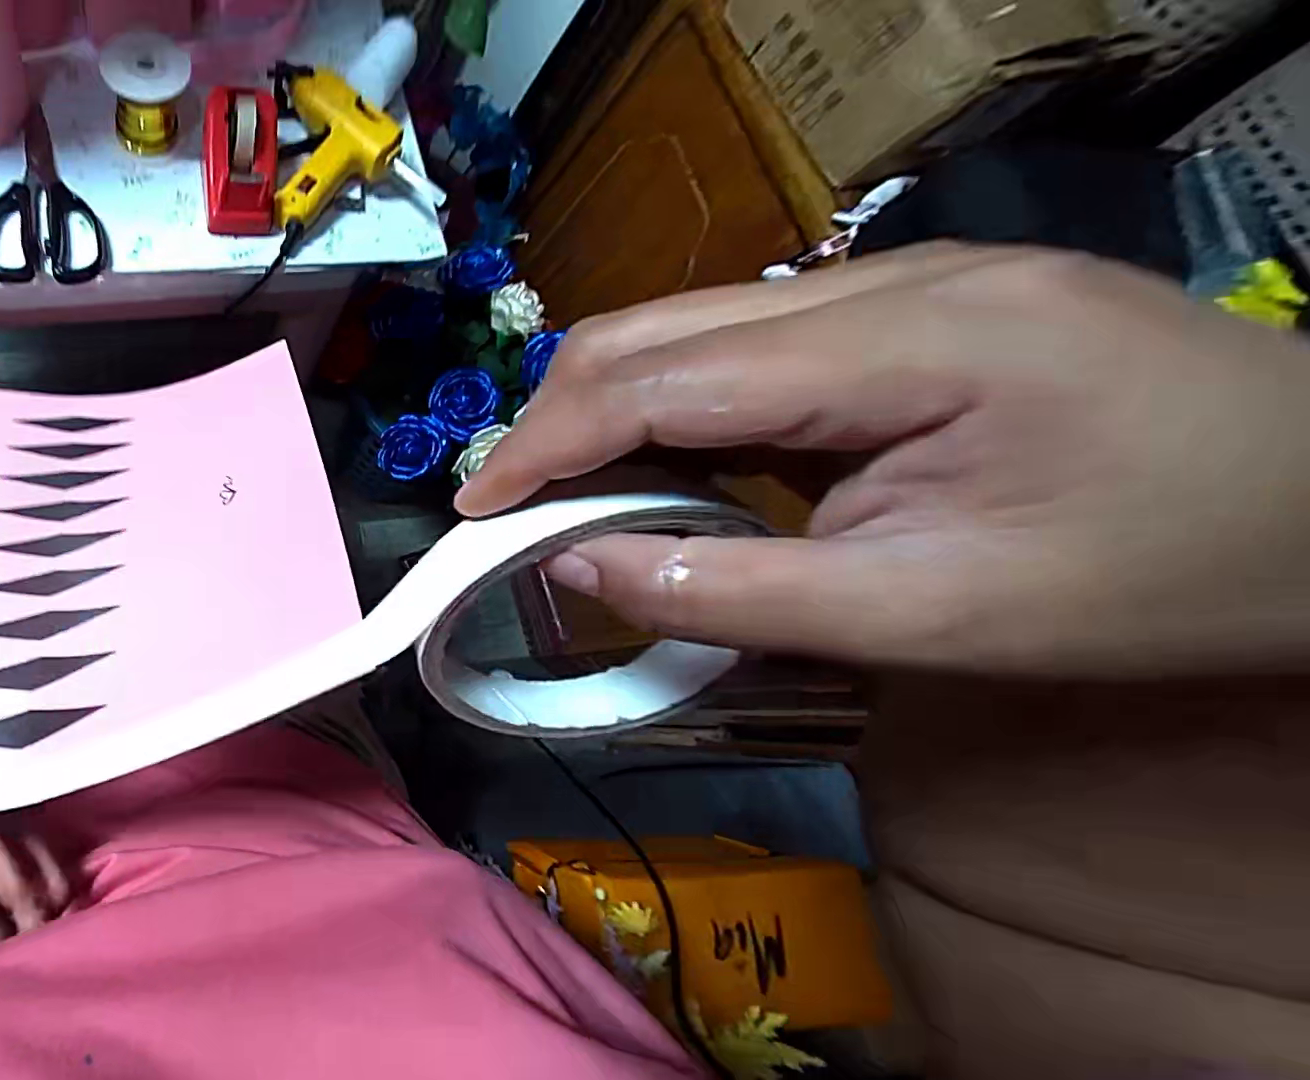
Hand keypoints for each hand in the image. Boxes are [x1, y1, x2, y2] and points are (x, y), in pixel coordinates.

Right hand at [457, 244, 1309, 675]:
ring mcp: (879, 288)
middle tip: (508, 507)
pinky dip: (654, 412)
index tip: (476, 508)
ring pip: (672, 331)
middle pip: (648, 330)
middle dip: (553, 422)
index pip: (659, 377)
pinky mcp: (879, 314)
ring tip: (562, 493)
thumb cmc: (1166, 578)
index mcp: (907, 342)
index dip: (546, 443)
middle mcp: (878, 283)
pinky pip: (719, 352)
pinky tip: (649, 465)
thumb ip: (733, 593)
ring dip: (596, 414)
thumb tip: (577, 561)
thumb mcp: (933, 618)